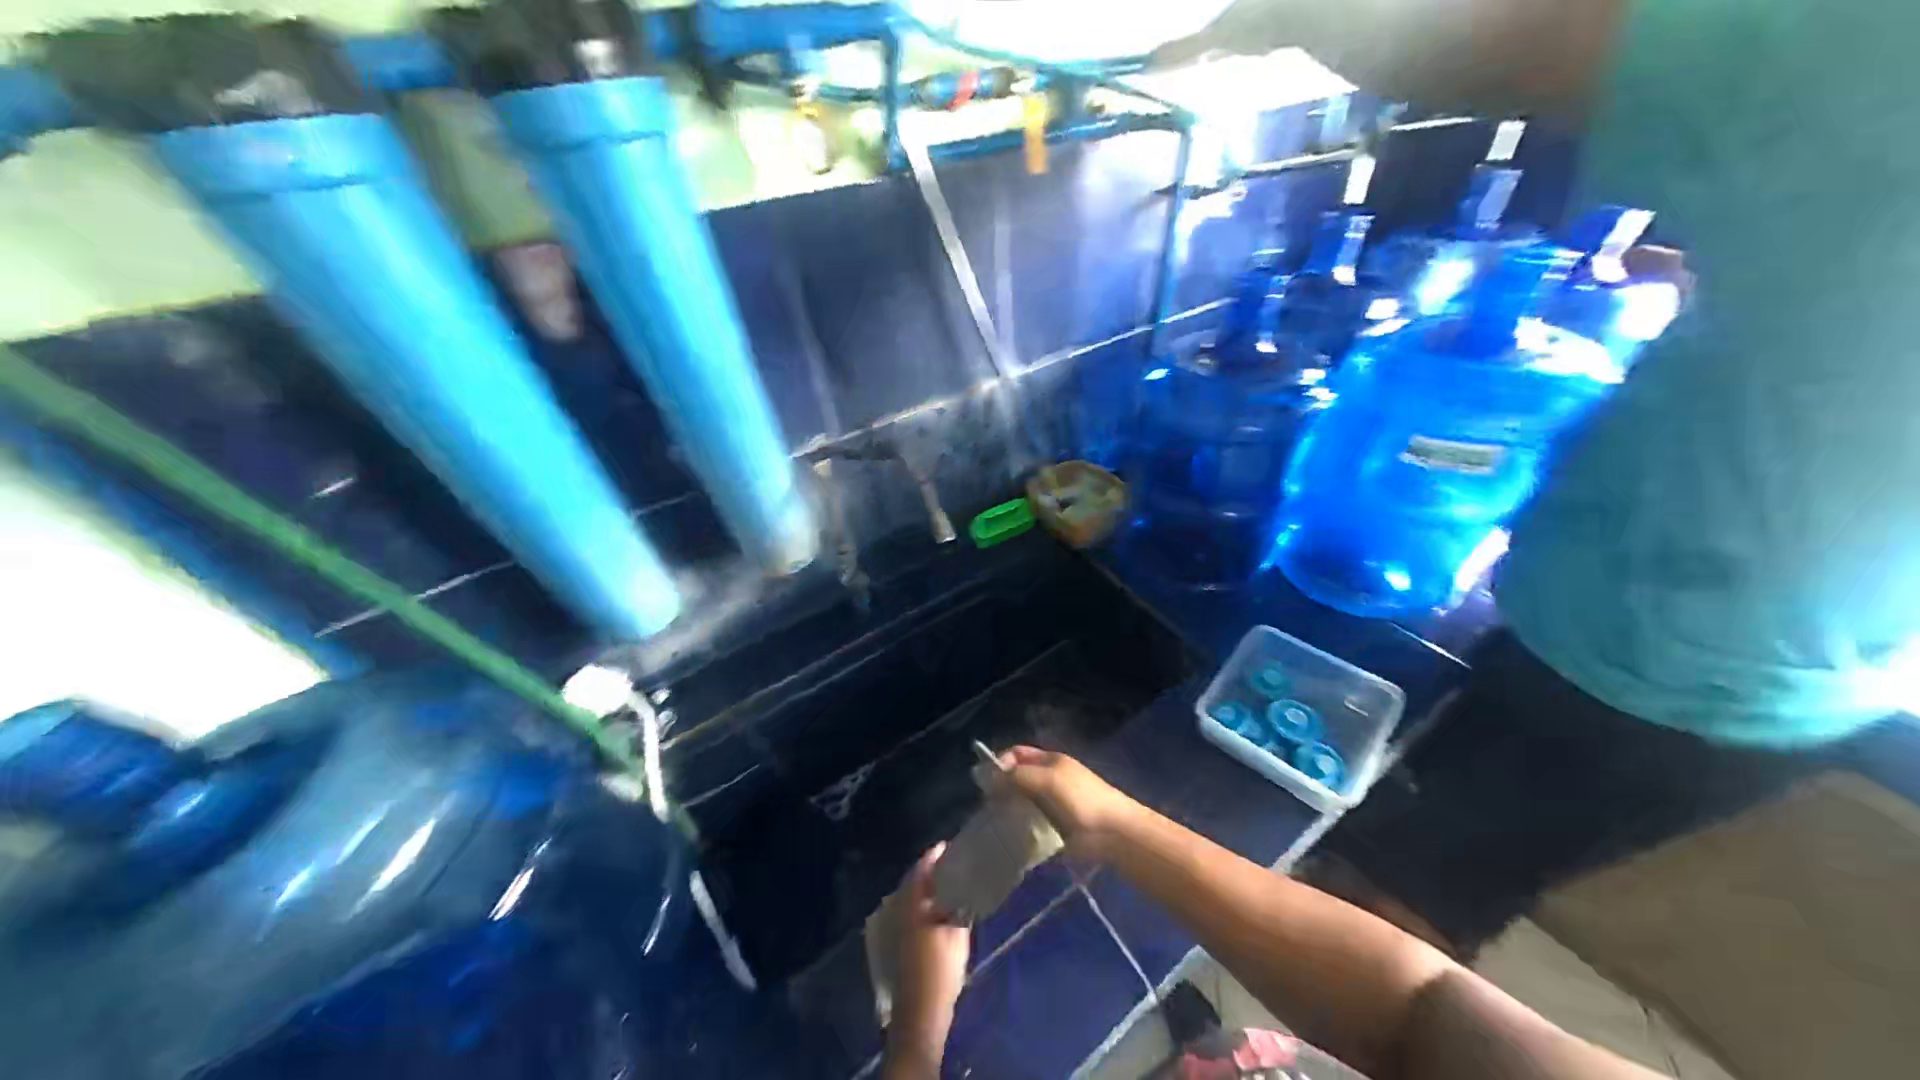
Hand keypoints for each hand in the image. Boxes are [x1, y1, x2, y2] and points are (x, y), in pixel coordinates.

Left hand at [884, 844, 969, 1078]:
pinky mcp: (903, 945)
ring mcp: (900, 930)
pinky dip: (924, 903)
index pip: (921, 873)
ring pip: (912, 899)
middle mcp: (903, 914)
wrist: (920, 1012)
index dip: (932, 857)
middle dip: (928, 871)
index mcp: (915, 908)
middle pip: (913, 884)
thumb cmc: (941, 970)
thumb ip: (958, 911)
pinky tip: (938, 909)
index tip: (945, 845)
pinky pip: (913, 911)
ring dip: (926, 888)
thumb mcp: (957, 937)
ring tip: (946, 882)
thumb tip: (962, 894)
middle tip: (948, 862)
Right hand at [997, 746, 1143, 862]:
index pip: (1017, 753)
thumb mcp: (1047, 778)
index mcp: (1049, 761)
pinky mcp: (1051, 828)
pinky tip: (1007, 835)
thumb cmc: (1081, 798)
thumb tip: (990, 776)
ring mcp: (1050, 805)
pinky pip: (1028, 824)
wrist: (1111, 832)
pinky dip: (1018, 828)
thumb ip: (1018, 775)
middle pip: (1016, 778)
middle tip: (988, 803)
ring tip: (994, 821)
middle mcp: (1047, 779)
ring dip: (1008, 810)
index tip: (986, 779)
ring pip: (1020, 803)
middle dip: (1001, 787)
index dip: (1000, 761)